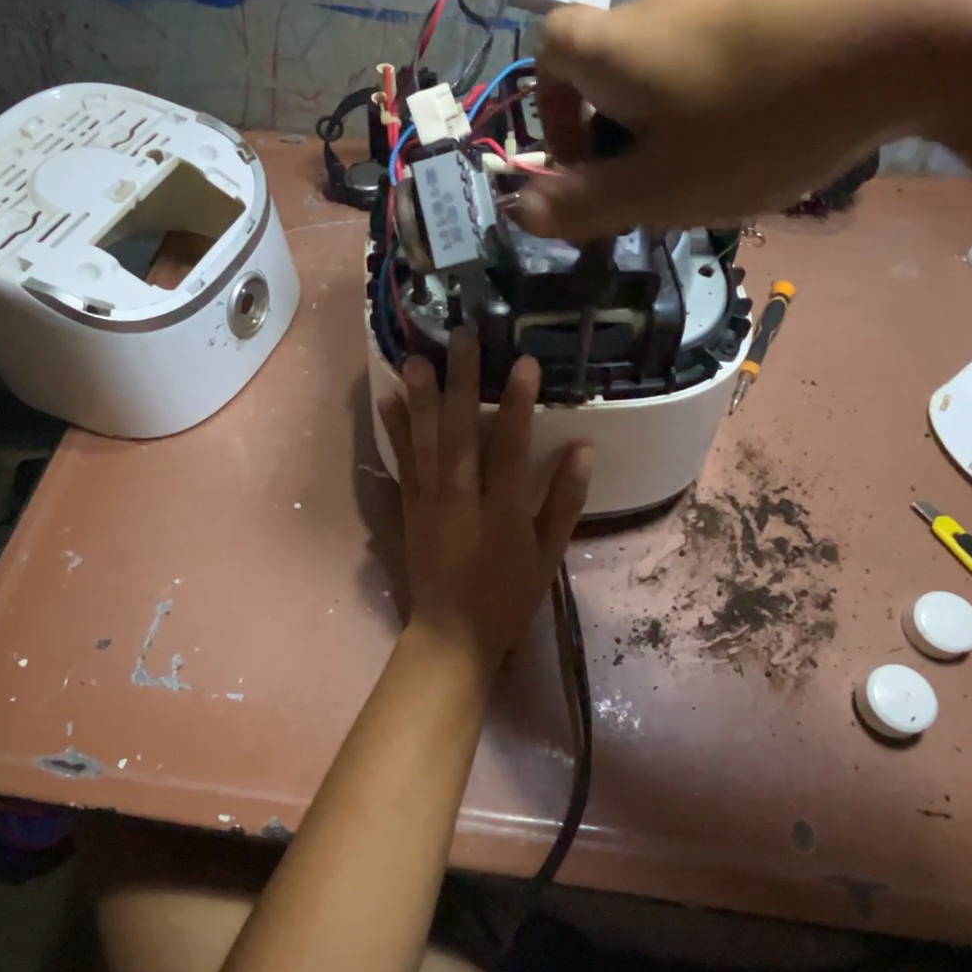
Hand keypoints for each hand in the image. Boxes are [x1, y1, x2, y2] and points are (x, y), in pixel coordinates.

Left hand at [378, 330, 591, 667]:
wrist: (452, 634)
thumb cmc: (508, 595)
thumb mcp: (548, 555)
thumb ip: (564, 502)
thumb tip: (584, 449)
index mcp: (502, 512)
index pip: (510, 448)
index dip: (517, 403)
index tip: (522, 361)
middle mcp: (461, 500)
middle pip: (460, 433)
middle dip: (461, 382)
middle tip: (462, 337)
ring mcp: (429, 502)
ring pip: (425, 442)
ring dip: (420, 398)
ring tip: (416, 357)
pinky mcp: (409, 508)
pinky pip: (402, 463)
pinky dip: (395, 431)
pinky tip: (387, 400)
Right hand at [514, 0, 971, 240]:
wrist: (918, 10)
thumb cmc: (759, 119)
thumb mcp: (660, 189)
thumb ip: (585, 203)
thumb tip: (520, 208)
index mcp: (615, 48)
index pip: (549, 55)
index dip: (551, 111)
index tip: (584, 163)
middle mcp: (662, 1)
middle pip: (618, 62)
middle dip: (626, 127)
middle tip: (666, 184)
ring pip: (684, 56)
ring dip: (687, 111)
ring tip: (736, 160)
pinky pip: (744, 40)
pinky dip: (745, 84)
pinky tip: (793, 117)